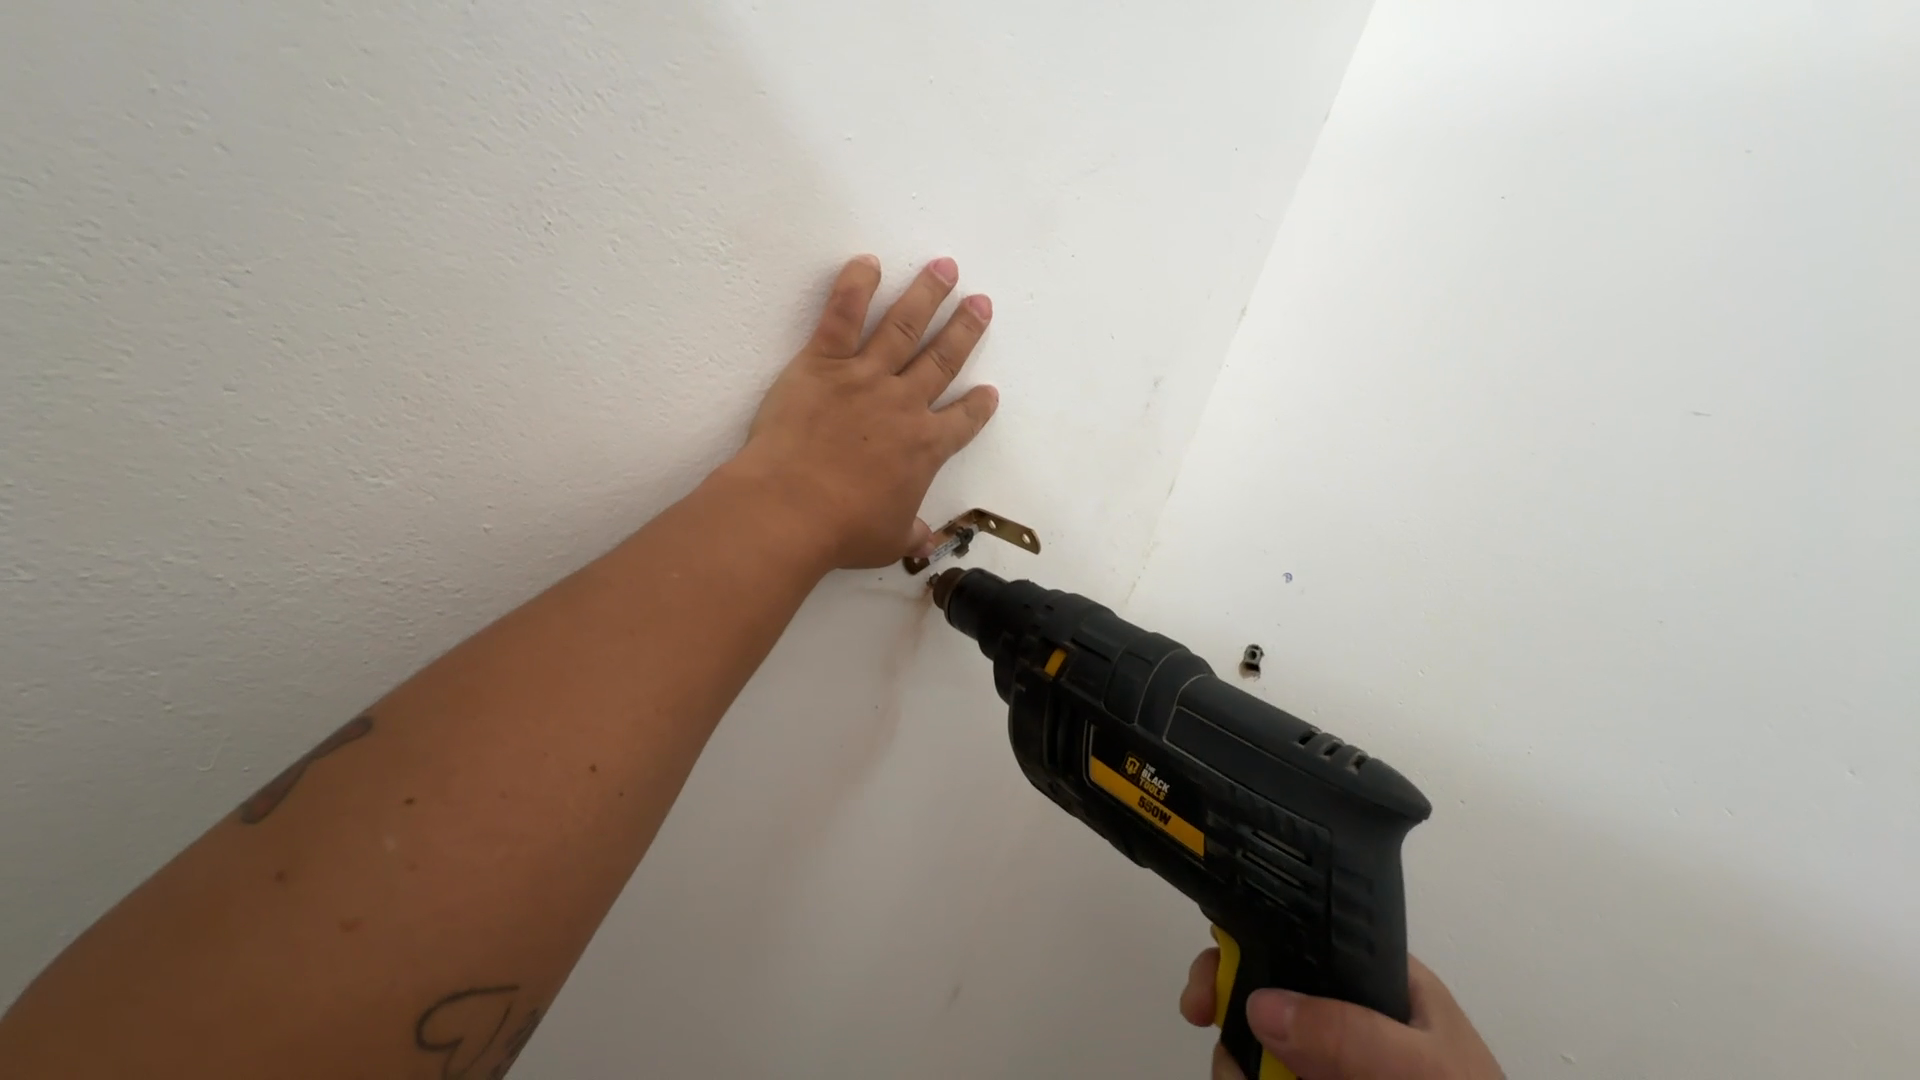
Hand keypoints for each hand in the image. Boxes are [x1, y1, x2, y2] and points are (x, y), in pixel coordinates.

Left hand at [724, 254, 997, 569]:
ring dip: (927, 296)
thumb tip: (926, 542)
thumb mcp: (890, 541)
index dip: (978, 406)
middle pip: (942, 360)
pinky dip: (855, 286)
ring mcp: (865, 378)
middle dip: (965, 330)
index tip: (989, 392)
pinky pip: (841, 317)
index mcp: (925, 448)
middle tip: (981, 303)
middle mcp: (903, 404)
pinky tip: (867, 263)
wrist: (792, 509)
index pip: (962, 421)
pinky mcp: (823, 363)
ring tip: (944, 269)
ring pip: (903, 327)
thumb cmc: (843, 530)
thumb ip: (913, 534)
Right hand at [1177, 949, 1503, 1079]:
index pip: (1300, 935)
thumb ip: (1350, 1036)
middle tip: (1200, 1016)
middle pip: (1260, 985)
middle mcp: (1343, 1013)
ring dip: (1235, 1060)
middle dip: (1224, 1002)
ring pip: (1252, 1039)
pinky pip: (1260, 1075)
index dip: (1246, 939)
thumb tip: (1260, 1006)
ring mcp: (1326, 1060)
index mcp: (1376, 980)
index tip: (1212, 967)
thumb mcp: (1422, 1069)